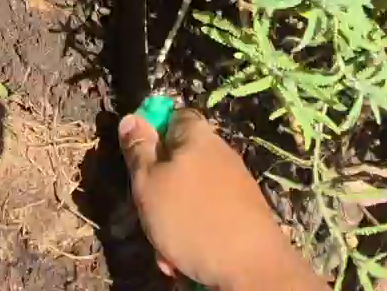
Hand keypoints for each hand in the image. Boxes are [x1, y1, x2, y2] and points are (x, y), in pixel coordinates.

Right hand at [119, 110, 323, 290]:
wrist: (255, 271)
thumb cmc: (193, 218)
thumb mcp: (148, 182)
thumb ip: (137, 149)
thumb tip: (131, 118)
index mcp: (196, 134)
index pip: (171, 116)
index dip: (151, 134)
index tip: (138, 161)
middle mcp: (219, 151)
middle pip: (178, 160)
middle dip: (160, 189)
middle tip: (149, 214)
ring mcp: (235, 183)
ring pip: (190, 193)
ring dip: (174, 218)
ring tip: (166, 249)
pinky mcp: (245, 213)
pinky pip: (209, 214)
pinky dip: (195, 232)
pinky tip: (187, 258)